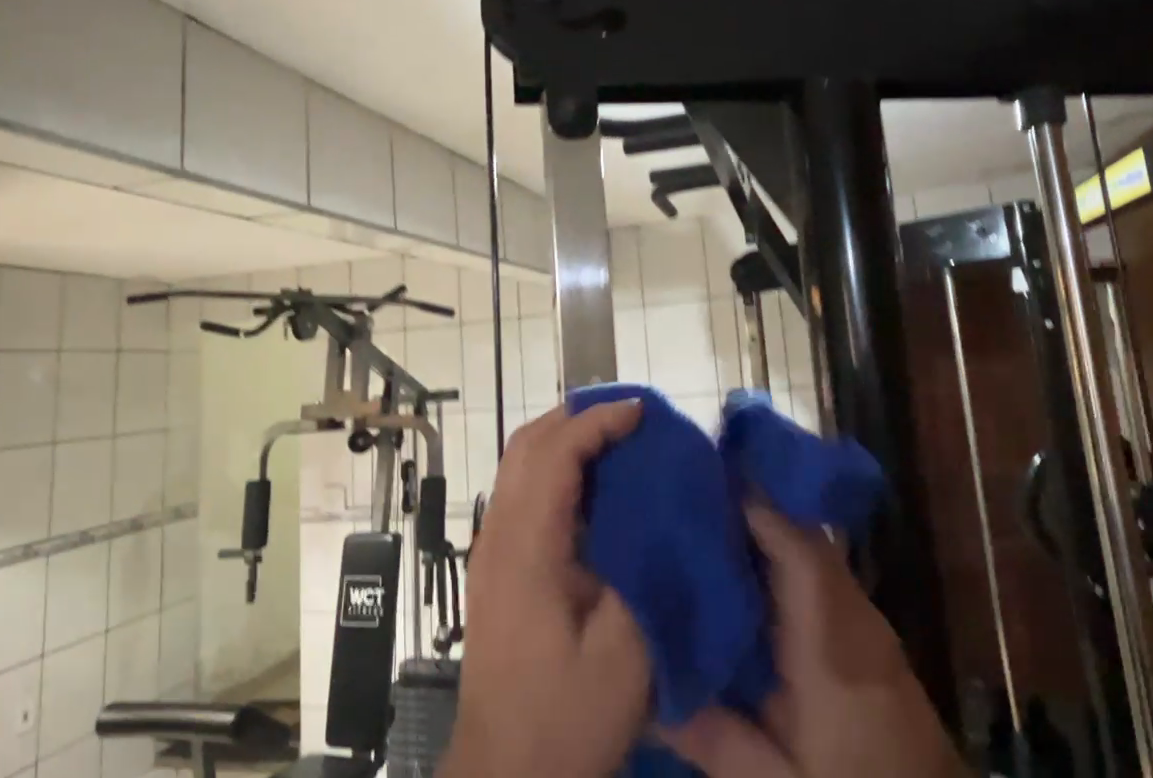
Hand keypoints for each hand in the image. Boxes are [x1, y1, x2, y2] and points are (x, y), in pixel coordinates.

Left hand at [442, 400, 650, 777]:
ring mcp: (490, 553)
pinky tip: (597, 488)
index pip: (554, 455)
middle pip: (525, 447)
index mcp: (527, 549)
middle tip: (631, 414)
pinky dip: (557, 470)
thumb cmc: (566, 716)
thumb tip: (662, 511)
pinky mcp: (496, 570)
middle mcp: (497, 537)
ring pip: (519, 467)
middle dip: (576, 416)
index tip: (644, 411)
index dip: (597, 421)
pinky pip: (522, 495)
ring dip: (564, 440)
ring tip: (618, 438)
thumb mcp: (624, 655)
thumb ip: (643, 573)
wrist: (504, 771)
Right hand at [661, 503, 964, 777]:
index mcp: (833, 644)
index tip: (703, 474)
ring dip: (758, 536)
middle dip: (744, 511)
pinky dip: (774, 567)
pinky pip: (814, 584)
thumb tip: (646, 691)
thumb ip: (714, 738)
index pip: (798, 548)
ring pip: (808, 557)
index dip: (755, 503)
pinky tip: (733, 577)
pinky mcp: (866, 640)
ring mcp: (866, 625)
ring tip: (696, 522)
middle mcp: (854, 617)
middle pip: (800, 540)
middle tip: (683, 492)